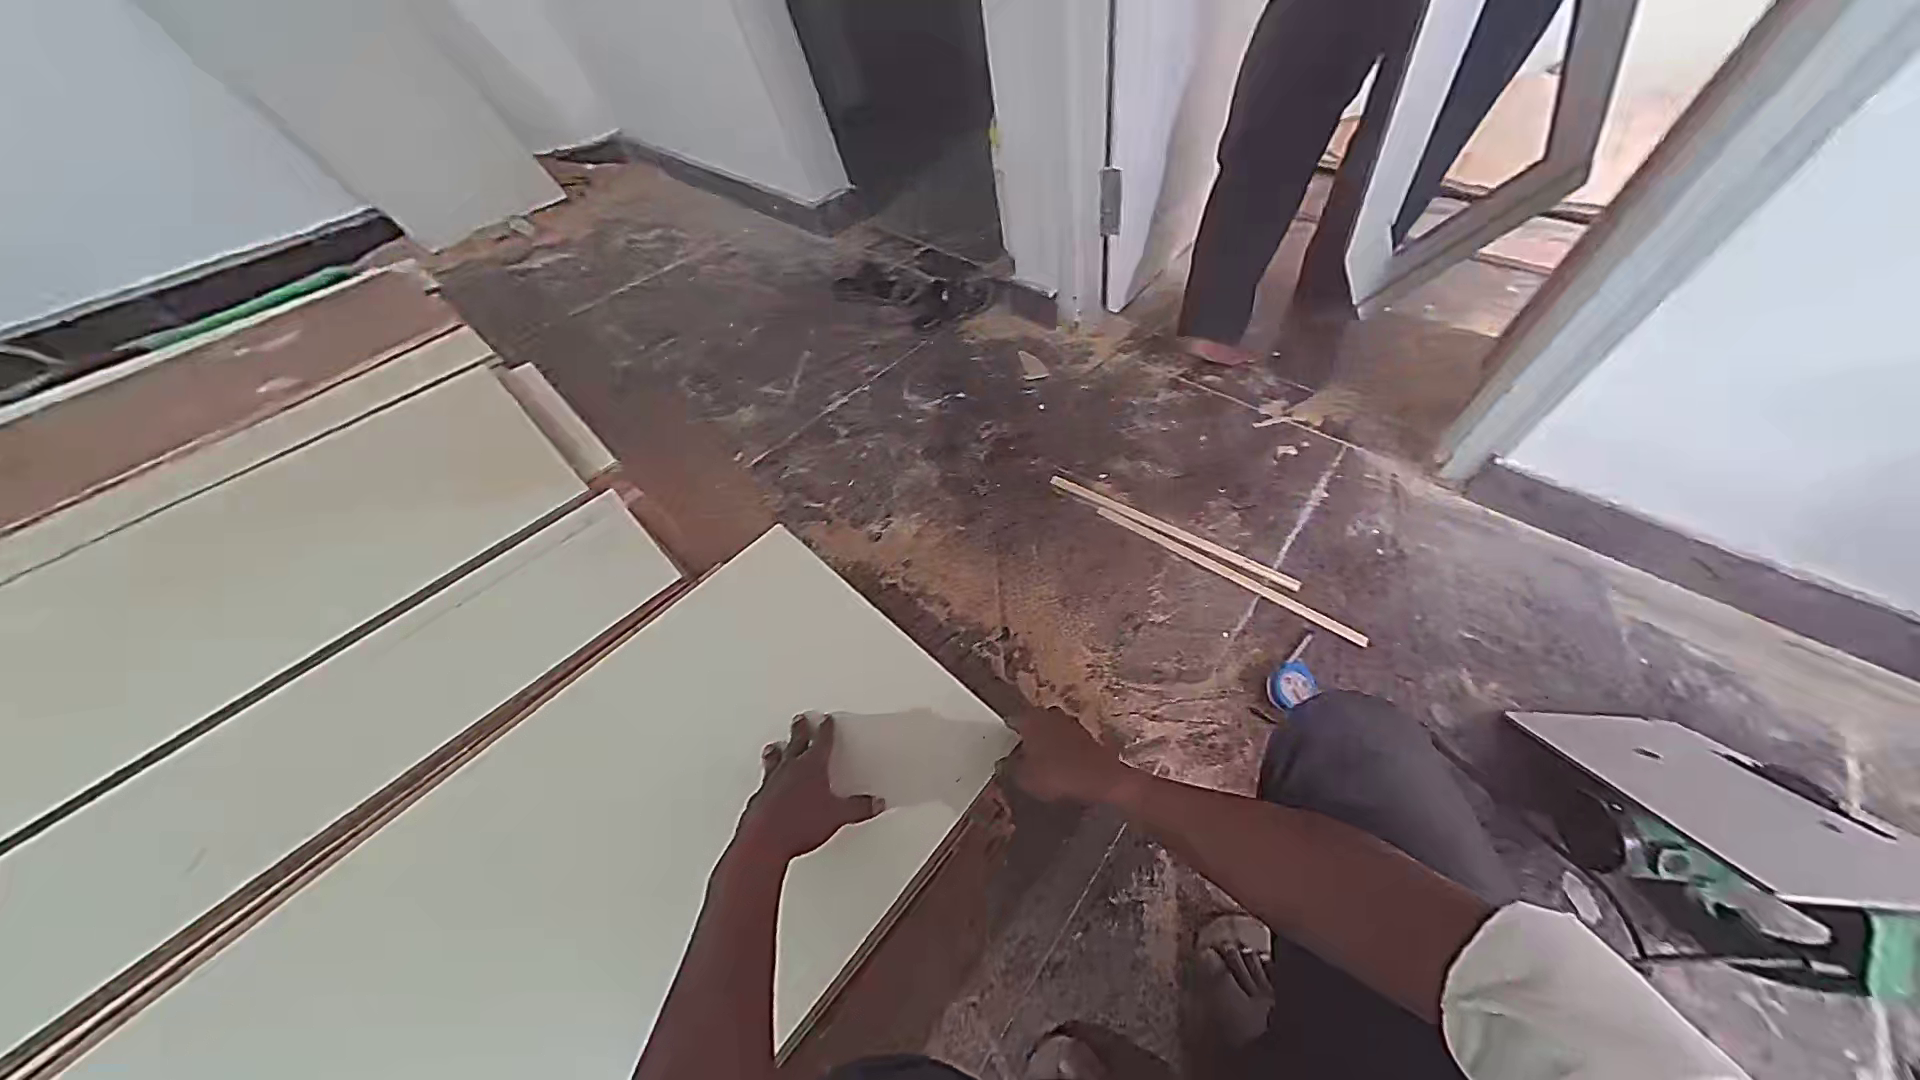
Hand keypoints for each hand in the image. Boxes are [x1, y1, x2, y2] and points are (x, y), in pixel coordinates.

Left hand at [732, 714, 884, 863]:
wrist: (764, 842)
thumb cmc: (798, 824)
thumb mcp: (837, 815)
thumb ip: (858, 807)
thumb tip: (874, 803)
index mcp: (812, 766)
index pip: (822, 741)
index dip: (826, 729)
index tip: (826, 720)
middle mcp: (790, 769)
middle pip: (796, 742)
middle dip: (800, 729)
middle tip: (799, 719)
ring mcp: (772, 782)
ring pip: (775, 759)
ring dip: (777, 750)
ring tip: (776, 745)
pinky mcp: (758, 798)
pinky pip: (764, 781)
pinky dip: (767, 778)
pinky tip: (766, 783)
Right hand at [998, 706, 1132, 804]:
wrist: (1102, 780)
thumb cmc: (1056, 775)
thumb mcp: (1023, 778)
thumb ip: (1008, 768)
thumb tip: (1002, 764)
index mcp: (1031, 718)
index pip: (1012, 719)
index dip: (1006, 733)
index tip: (1003, 745)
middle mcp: (1051, 714)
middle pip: (1033, 722)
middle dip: (1027, 737)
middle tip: (1020, 756)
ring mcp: (1072, 723)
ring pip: (1052, 730)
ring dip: (1046, 743)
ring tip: (1041, 764)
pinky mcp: (1088, 736)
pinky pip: (1067, 741)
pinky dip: (1063, 751)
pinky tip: (1061, 767)